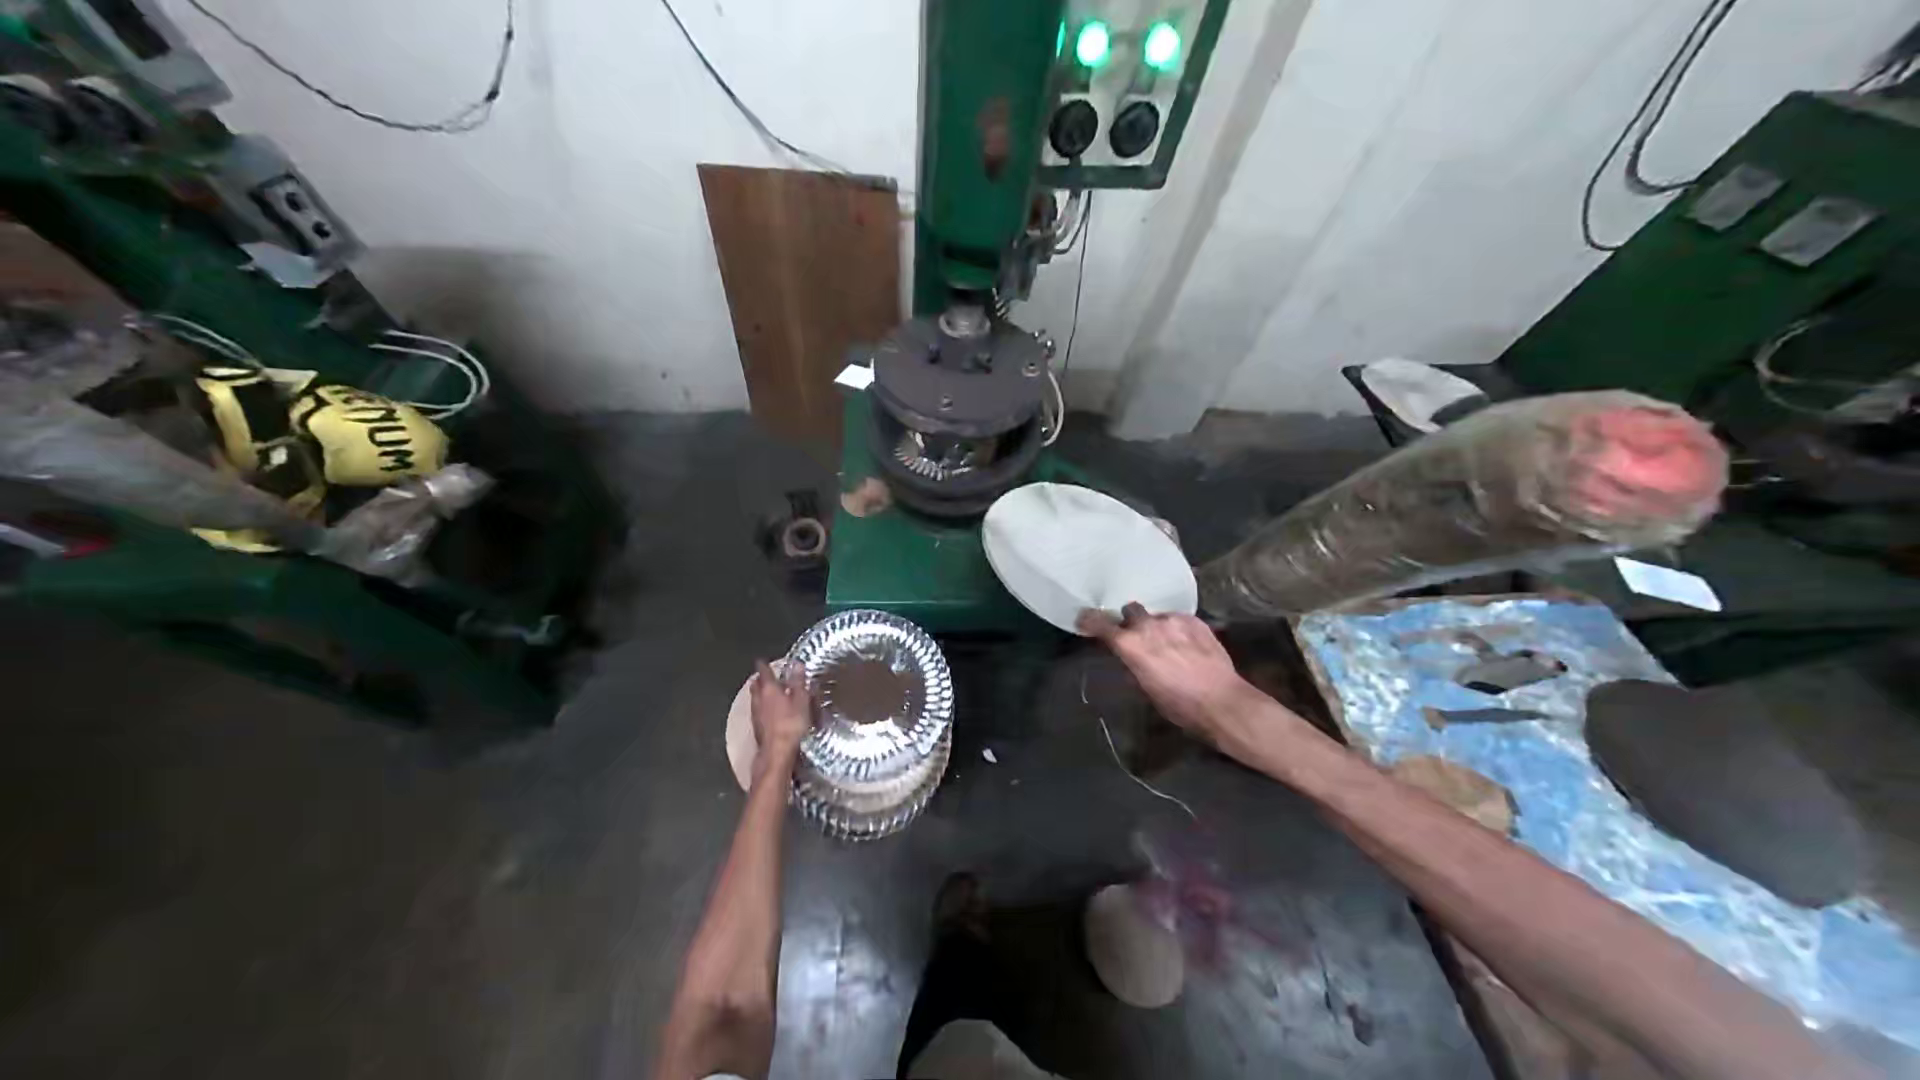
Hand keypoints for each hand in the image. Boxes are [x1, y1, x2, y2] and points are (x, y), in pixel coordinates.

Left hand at [750, 659, 810, 776]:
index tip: (762, 660)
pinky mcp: (757, 728)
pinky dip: (761, 707)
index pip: (764, 672)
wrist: (777, 753)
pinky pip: (757, 711)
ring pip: (755, 699)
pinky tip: (767, 711)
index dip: (763, 665)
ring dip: (759, 693)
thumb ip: (798, 682)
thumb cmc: (791, 724)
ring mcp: (756, 715)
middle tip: (763, 675)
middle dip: (759, 679)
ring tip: (764, 690)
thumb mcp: (801, 701)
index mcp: (770, 690)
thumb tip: (796, 664)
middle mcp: (759, 700)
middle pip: (756, 685)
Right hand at [1078, 602, 1261, 737]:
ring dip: (1156, 626)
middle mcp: (1149, 625)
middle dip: (1131, 621)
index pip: (1099, 622)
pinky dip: (1177, 629)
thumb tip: (1129, 655)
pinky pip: (1178, 619)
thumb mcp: (1145, 687)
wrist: (1222, 701)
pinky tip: (1187, 646)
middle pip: (1130, 610)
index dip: (1090, 620)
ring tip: (1168, 644)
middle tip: (1137, 637)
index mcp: (1130, 644)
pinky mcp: (1196, 620)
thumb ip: (1133, 663)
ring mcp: (1174, 620)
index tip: (1085, 621)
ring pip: (1156, 615)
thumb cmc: (1179, 704)